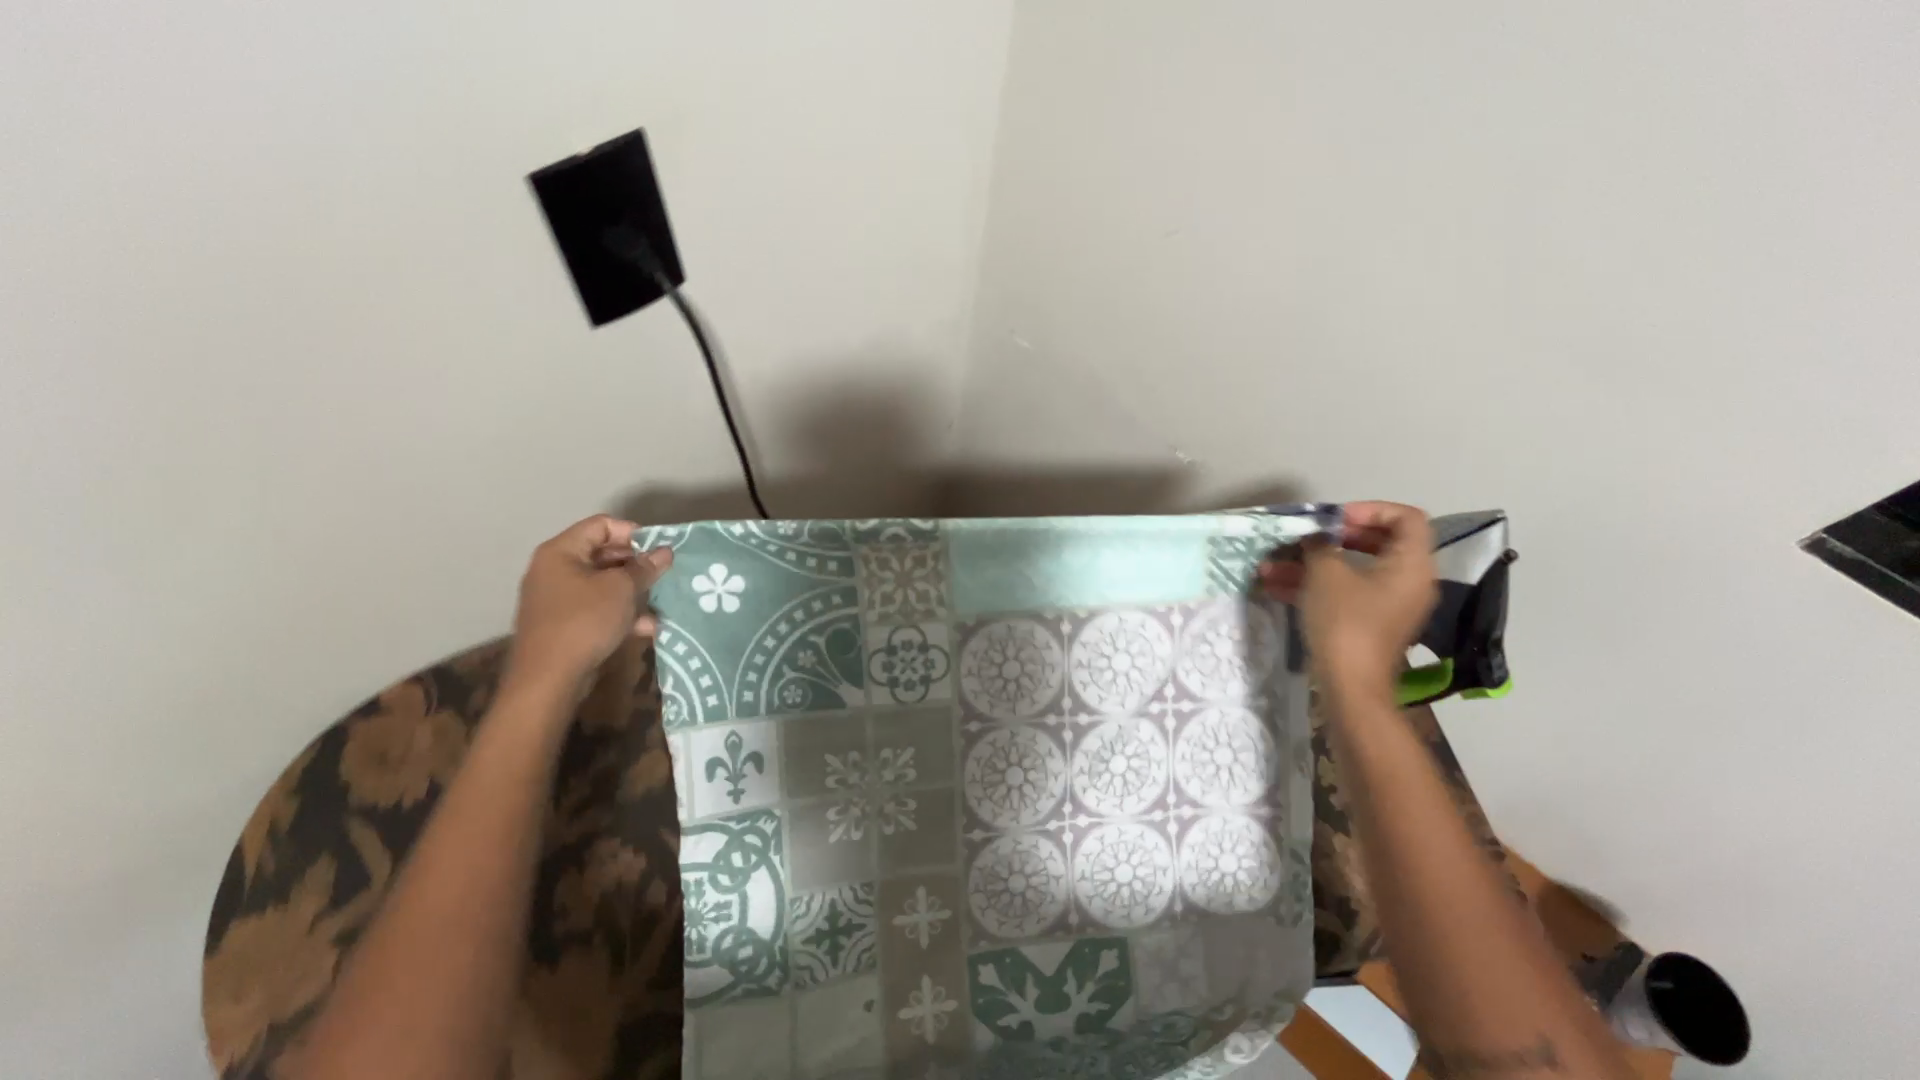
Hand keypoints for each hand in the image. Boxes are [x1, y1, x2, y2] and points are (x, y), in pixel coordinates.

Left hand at [504, 515, 673, 697]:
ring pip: (602, 583)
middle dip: (636, 563)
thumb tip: (665, 551)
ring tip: (659, 600)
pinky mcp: (563, 623)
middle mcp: (554, 569)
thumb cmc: (584, 622)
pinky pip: (596, 607)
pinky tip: (647, 627)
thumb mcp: (621, 590)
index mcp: (561, 551)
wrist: (548, 678)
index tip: (659, 550)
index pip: (602, 524)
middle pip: (602, 553)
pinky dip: (619, 612)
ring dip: (632, 590)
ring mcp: (556, 598)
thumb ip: (645, 568)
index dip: (633, 533)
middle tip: (663, 574)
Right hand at [1260, 501, 1438, 695]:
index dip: (1370, 509)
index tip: (1335, 518)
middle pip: (1379, 543)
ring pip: (1353, 571)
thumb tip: (1315, 538)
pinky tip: (1275, 586)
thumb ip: (1320, 545)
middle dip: (1335, 537)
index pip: (1406, 518)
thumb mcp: (1326, 574)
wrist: (1349, 685)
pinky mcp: (1370, 624)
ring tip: (1272, 564)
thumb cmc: (1345, 621)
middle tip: (1308, 536)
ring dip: (1313, 564)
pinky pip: (1345, 593)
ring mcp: (1389, 604)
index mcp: (1412, 564)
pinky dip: (1316, 586)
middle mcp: (1409, 581)